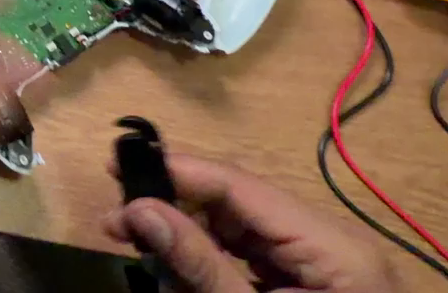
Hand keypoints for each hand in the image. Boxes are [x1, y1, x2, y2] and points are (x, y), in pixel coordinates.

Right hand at [104, 154, 398, 292]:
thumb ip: (201, 266)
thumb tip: (138, 209)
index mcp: (333, 244)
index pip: (236, 183)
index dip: (173, 170)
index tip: (115, 166)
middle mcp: (327, 240)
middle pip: (231, 202)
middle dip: (173, 209)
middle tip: (118, 221)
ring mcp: (319, 262)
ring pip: (234, 228)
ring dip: (185, 238)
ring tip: (143, 254)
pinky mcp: (308, 282)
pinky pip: (247, 255)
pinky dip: (209, 262)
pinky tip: (179, 276)